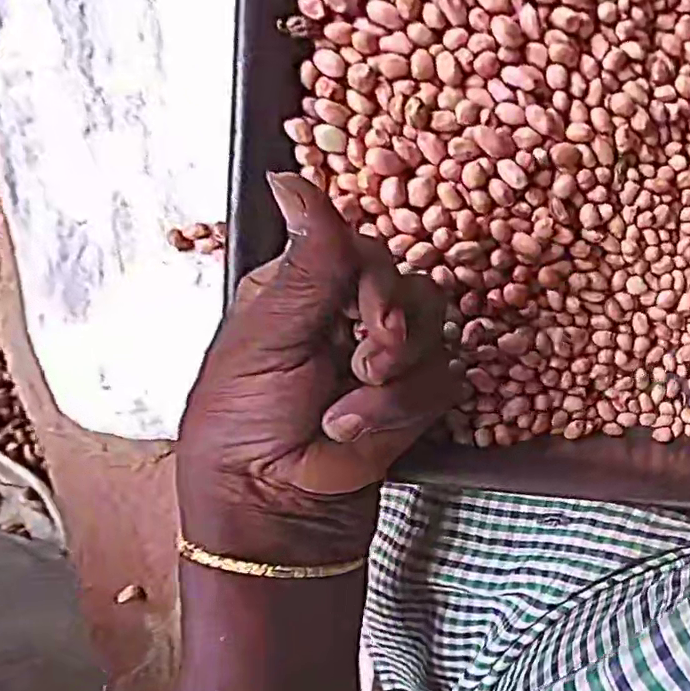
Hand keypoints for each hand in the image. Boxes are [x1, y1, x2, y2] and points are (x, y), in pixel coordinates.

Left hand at [176, 173, 457, 565]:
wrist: (278, 509)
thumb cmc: (245, 425)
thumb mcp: (267, 340)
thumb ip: (306, 268)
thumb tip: (292, 181)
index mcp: (304, 291)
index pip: (367, 253)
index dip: (377, 281)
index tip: (366, 316)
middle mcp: (352, 318)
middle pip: (412, 289)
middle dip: (393, 332)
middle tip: (364, 367)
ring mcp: (390, 359)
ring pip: (435, 335)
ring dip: (395, 382)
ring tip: (348, 415)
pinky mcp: (417, 396)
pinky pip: (444, 380)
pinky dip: (406, 409)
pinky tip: (364, 431)